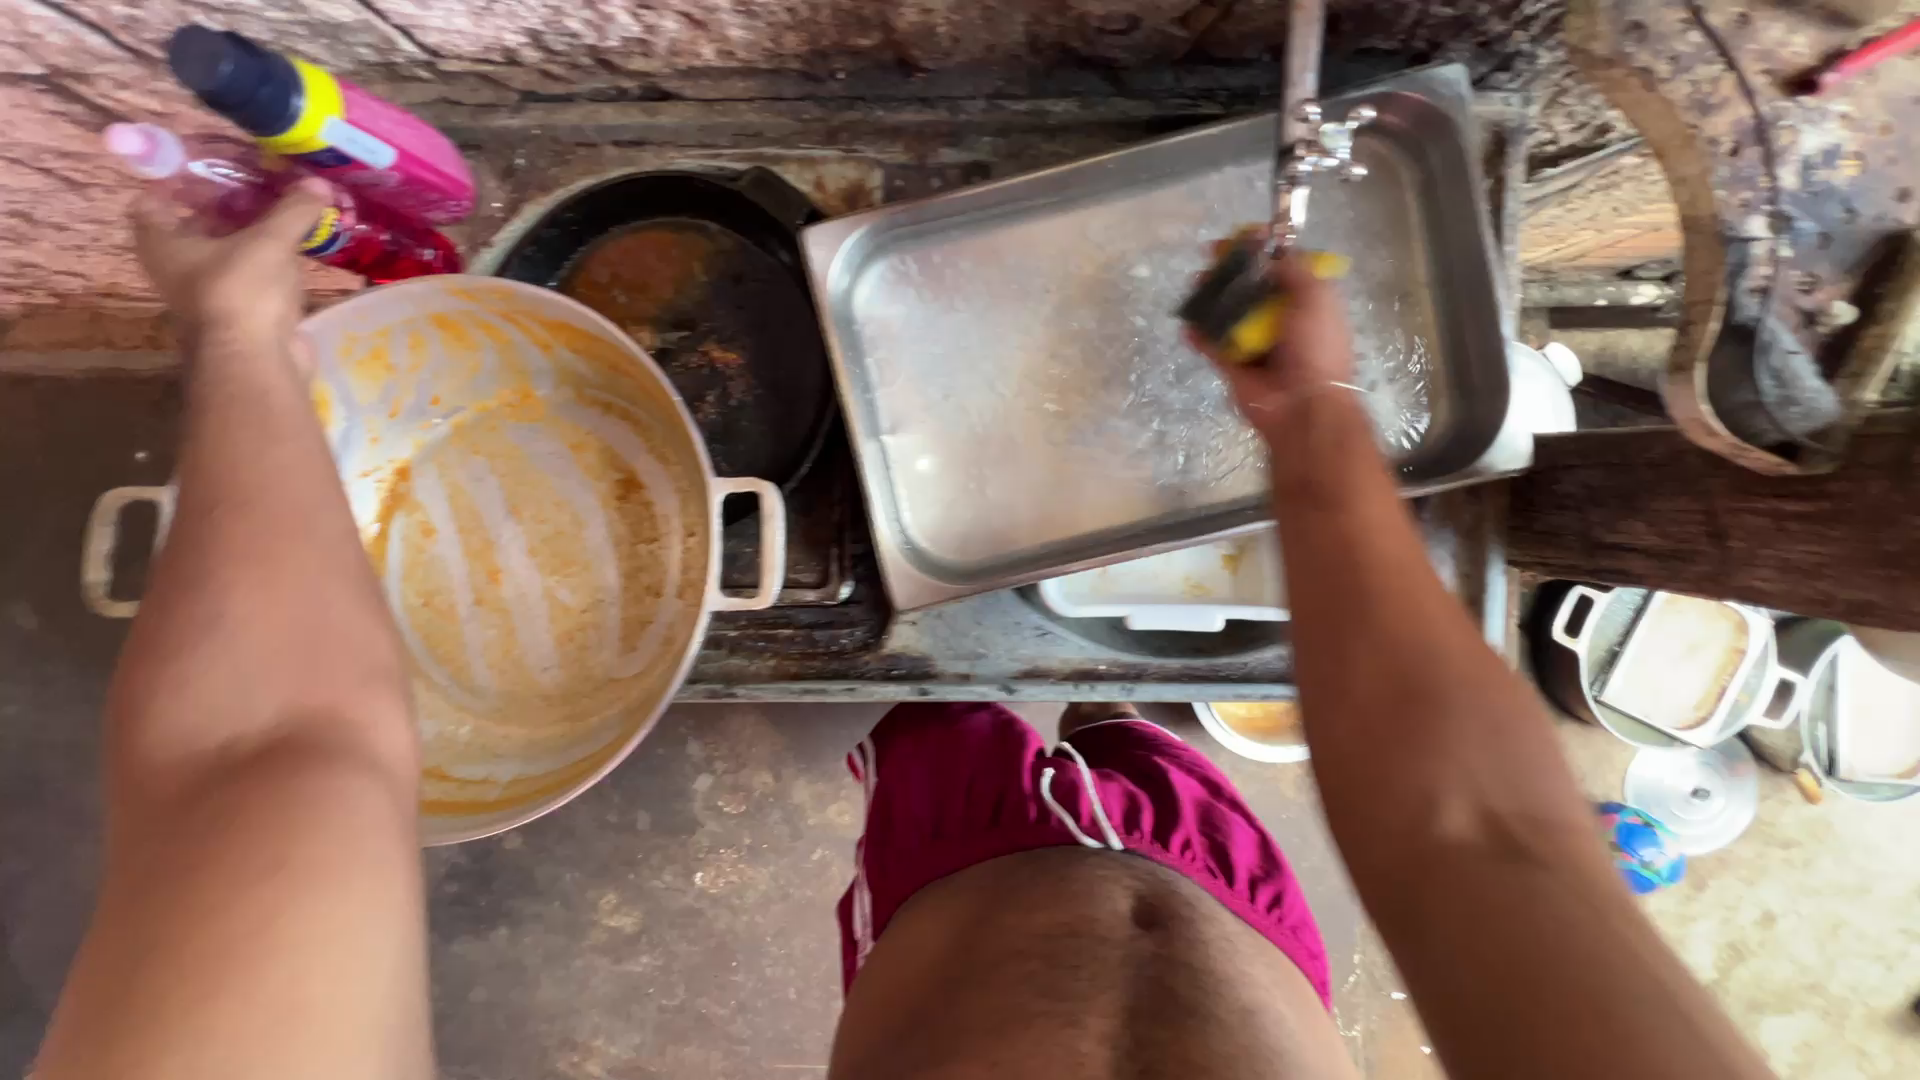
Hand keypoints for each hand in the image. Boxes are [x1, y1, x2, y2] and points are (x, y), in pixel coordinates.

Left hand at [132, 177, 330, 373]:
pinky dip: (269, 270)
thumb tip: (318, 182)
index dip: (182, 184)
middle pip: (195, 228)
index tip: (216, 174)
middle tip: (261, 194)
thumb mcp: (270, 242)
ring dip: (252, 243)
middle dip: (227, 212)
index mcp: (160, 240)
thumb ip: (293, 211)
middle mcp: (174, 266)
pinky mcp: (238, 316)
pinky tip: (296, 262)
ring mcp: (206, 294)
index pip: (156, 199)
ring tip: (285, 225)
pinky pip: (251, 281)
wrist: (256, 357)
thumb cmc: (242, 291)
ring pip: (226, 257)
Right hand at [1187, 252, 1356, 436]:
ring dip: (1210, 298)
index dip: (1261, 250)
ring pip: (1227, 314)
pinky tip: (1187, 324)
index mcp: (1306, 301)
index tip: (1241, 238)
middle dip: (1229, 271)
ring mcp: (1254, 343)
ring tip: (1194, 285)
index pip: (1281, 267)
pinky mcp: (1232, 366)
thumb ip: (1293, 269)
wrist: (1302, 404)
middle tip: (1209, 258)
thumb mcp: (1316, 295)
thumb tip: (1269, 253)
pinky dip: (1198, 335)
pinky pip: (1211, 346)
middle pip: (1249, 288)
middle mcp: (1280, 319)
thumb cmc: (1316, 346)